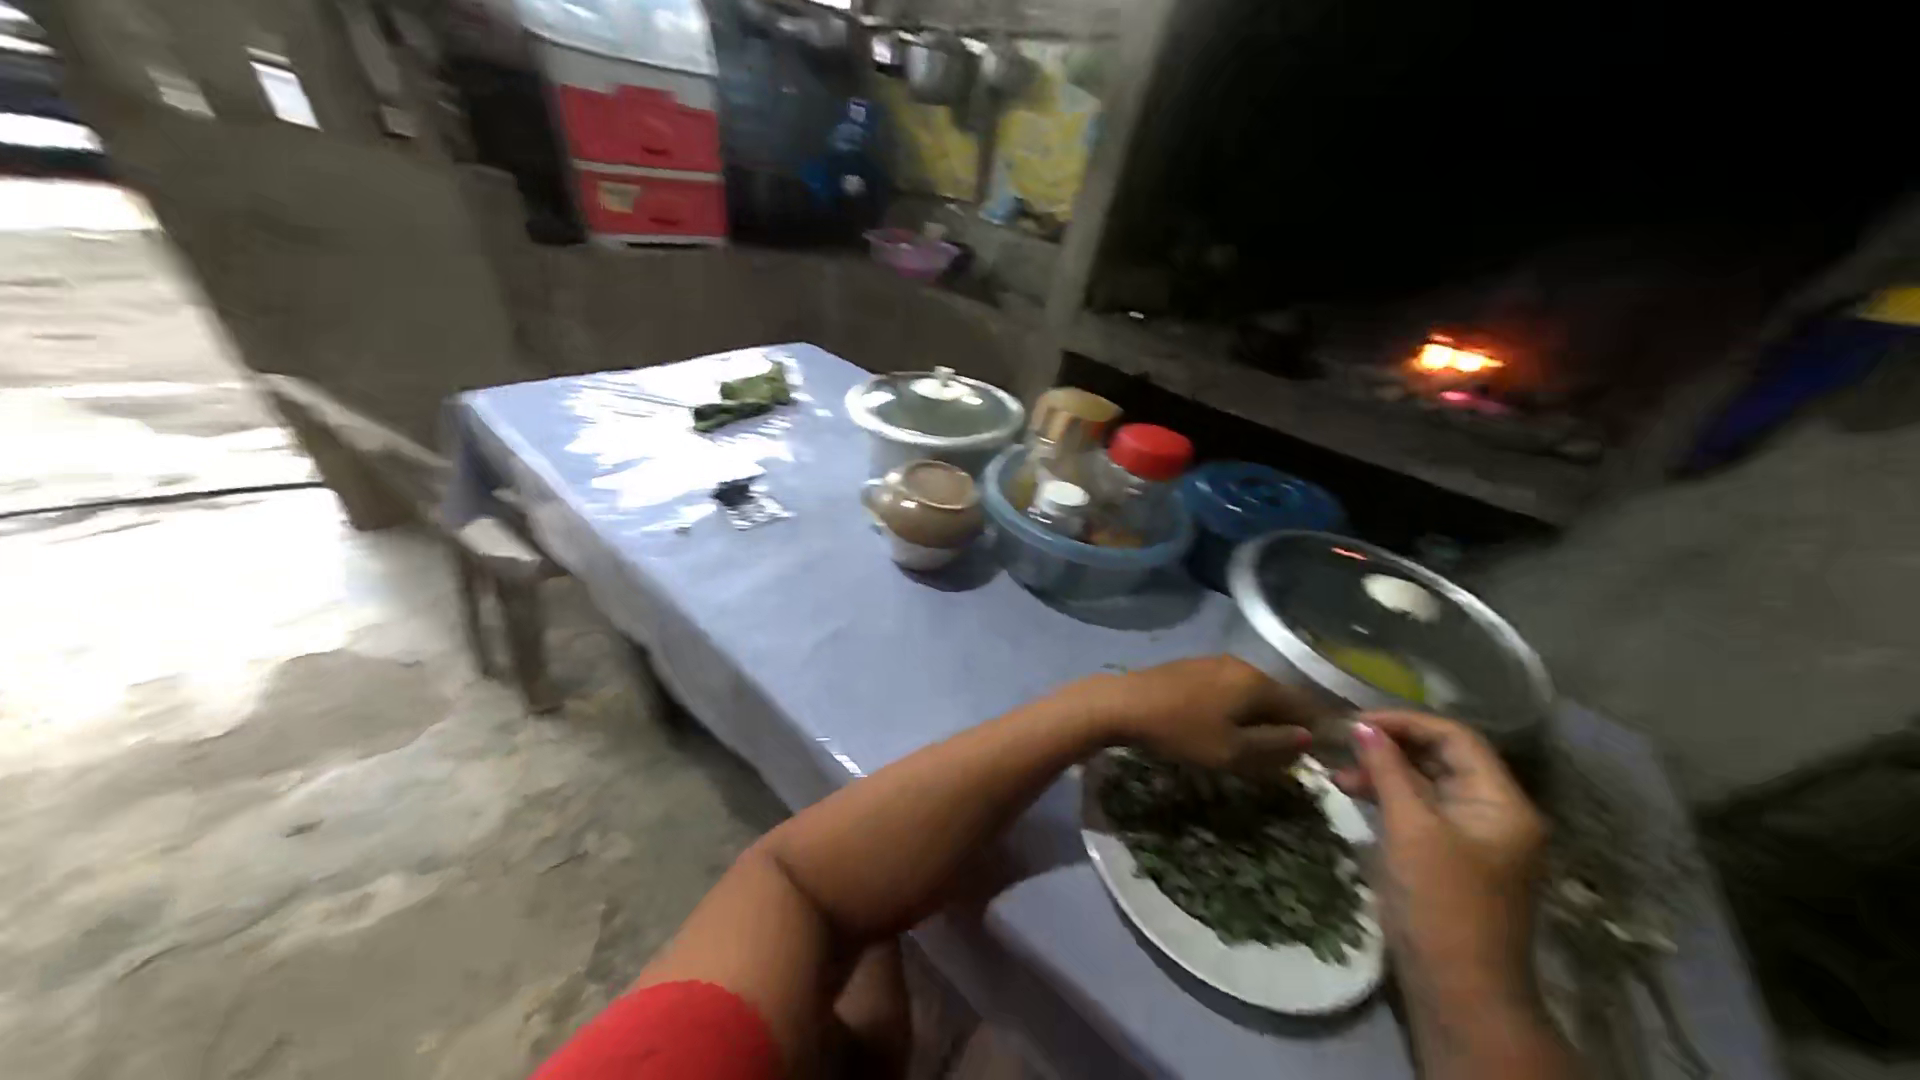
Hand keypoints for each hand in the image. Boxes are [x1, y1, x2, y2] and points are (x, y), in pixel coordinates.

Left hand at [1070, 655, 1315, 773]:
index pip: (1303, 705)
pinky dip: (1235, 708)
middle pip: (1277, 696)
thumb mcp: (1232, 750)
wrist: (1123, 704)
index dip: (1316, 729)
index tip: (1321, 754)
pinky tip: (1223, 726)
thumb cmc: (1181, 730)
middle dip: (1286, 724)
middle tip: (1286, 756)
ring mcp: (1213, 663)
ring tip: (1255, 746)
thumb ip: (1274, 745)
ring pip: (1250, 692)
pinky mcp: (1191, 668)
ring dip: (1259, 717)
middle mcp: (1241, 665)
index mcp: (1258, 682)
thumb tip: (1308, 738)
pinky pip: (1227, 689)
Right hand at [1336, 711, 1546, 999]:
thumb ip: (1388, 770)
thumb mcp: (1411, 827)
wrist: (1458, 988)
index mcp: (1502, 802)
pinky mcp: (1447, 853)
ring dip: (1382, 770)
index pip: (1456, 738)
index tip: (1356, 721)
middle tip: (1341, 742)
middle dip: (1390, 745)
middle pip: (1441, 757)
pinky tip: (1350, 792)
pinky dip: (1385, 795)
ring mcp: (1470, 834)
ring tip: (1337, 773)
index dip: (1405, 722)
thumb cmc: (1440, 901)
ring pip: (1424, 782)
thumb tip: (1361, 724)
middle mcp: (1493, 811)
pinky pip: (1417, 808)